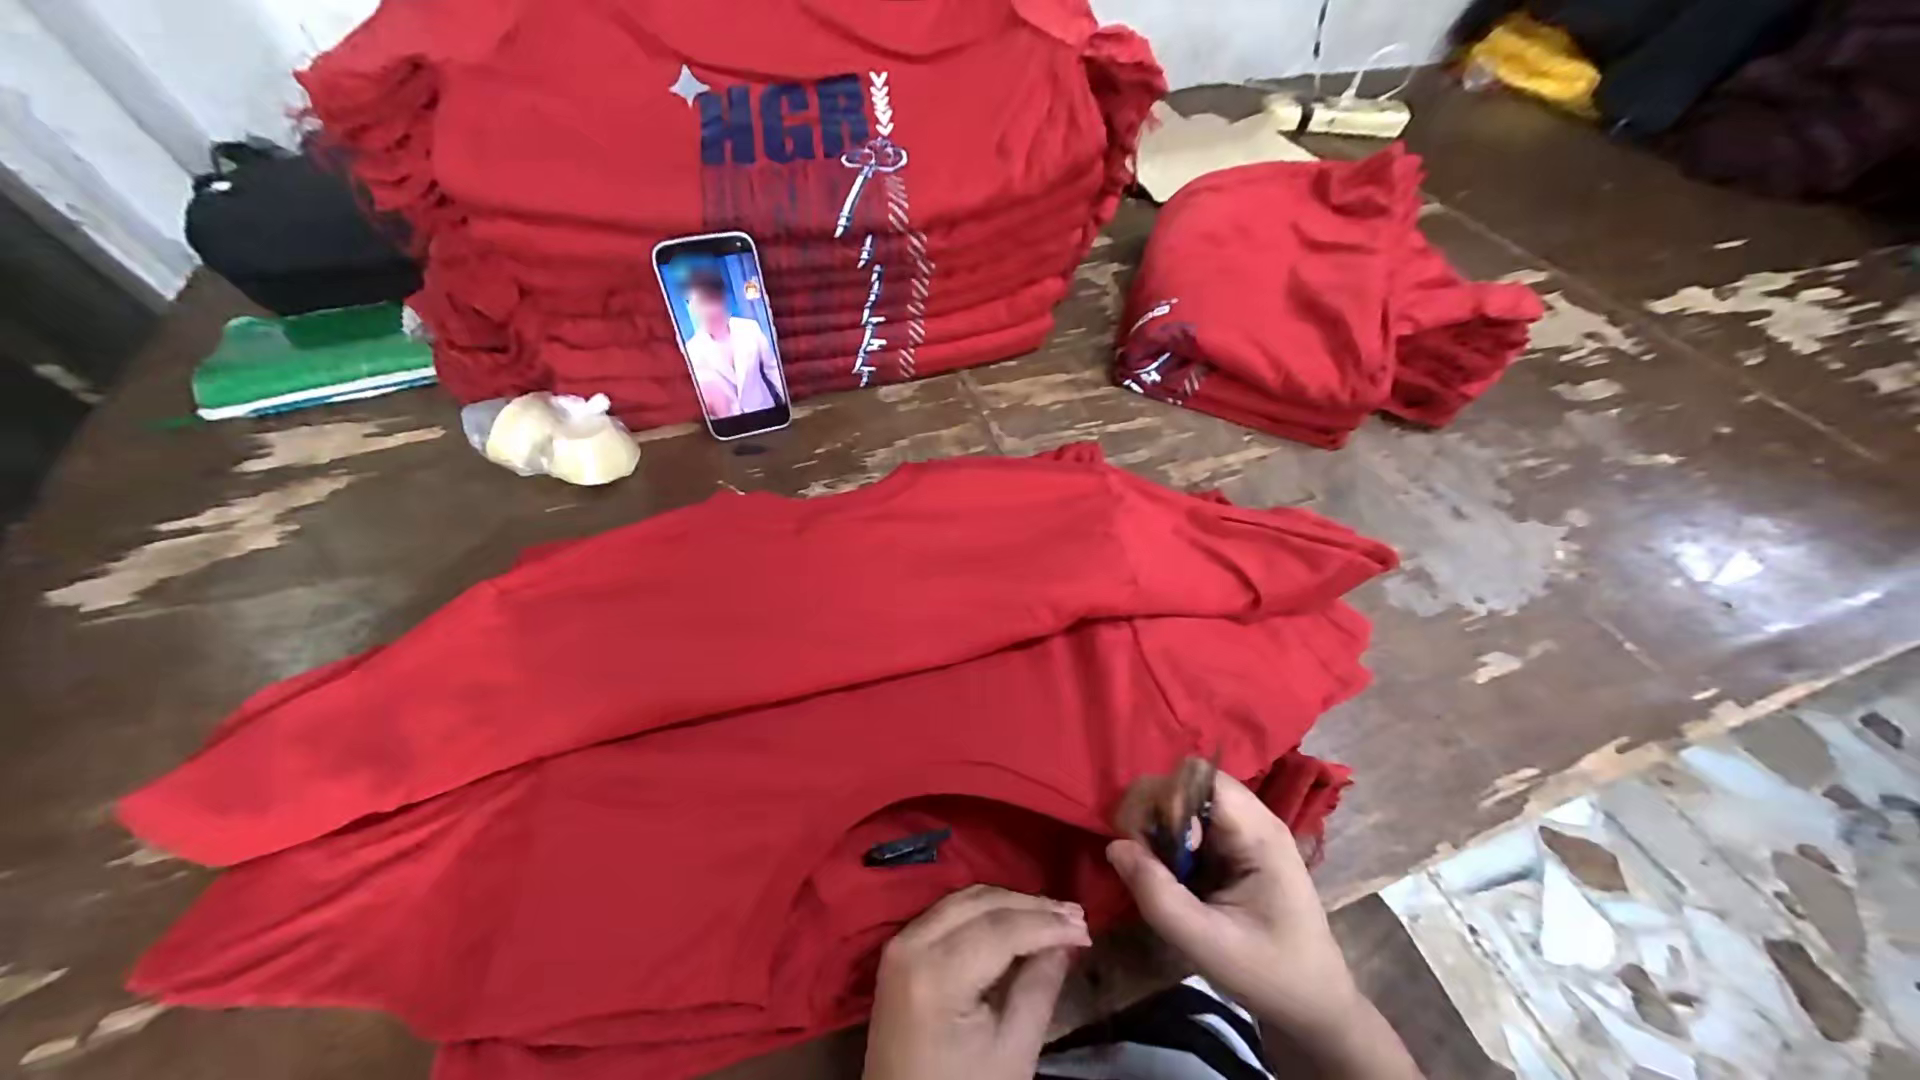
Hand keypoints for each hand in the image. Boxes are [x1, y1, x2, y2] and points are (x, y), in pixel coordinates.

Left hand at [863, 885, 1090, 1079]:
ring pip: (965, 899)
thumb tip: (1067, 937)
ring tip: (1054, 914)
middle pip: (981, 903)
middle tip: (1075, 915)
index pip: (1000, 928)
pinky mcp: (900, 947)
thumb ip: (1040, 986)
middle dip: (1032, 906)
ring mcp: (901, 942)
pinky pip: (948, 910)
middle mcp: (912, 943)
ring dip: (1011, 902)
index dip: (1047, 923)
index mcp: (936, 975)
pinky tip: (1017, 918)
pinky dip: (985, 910)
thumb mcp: (1013, 1051)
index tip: (1086, 925)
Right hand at [1105, 770, 1358, 1030]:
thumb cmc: (1268, 974)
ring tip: (1160, 870)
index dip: (1166, 800)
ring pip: (1183, 799)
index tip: (1157, 847)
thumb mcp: (1207, 943)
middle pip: (1186, 782)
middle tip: (1149, 860)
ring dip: (1159, 827)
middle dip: (1155, 813)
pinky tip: (1172, 874)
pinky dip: (1168, 839)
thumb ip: (1158, 894)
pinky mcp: (1231, 844)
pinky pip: (1188, 820)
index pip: (1198, 776)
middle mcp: (1251, 818)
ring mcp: (1242, 829)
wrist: (1313, 1004)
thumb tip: (1115, 846)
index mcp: (1257, 832)